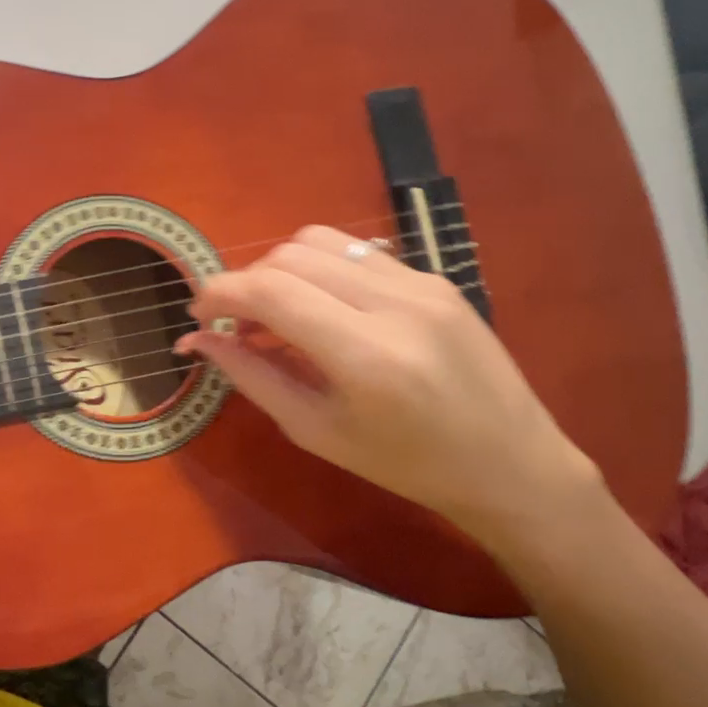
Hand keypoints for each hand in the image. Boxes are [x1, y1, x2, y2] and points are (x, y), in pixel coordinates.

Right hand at [177, 226, 598, 543]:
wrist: (509, 463)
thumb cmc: (403, 464)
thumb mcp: (314, 431)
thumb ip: (252, 377)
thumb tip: (199, 340)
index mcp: (365, 356)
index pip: (270, 291)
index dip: (219, 293)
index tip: (198, 316)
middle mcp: (395, 305)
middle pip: (289, 256)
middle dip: (245, 282)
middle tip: (233, 323)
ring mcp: (422, 283)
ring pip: (320, 242)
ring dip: (280, 269)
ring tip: (274, 312)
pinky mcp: (436, 278)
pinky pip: (356, 252)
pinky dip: (319, 270)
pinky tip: (320, 308)